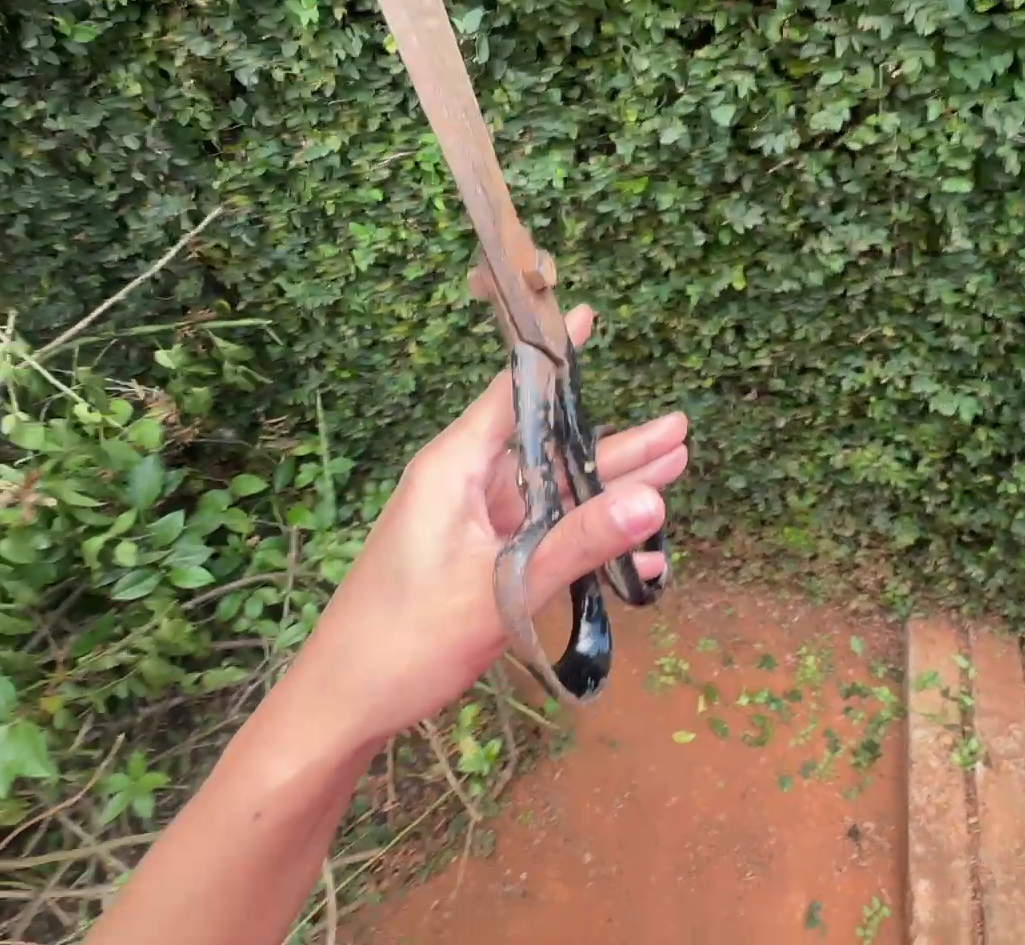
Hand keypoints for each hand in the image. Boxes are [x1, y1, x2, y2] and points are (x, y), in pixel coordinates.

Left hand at [286, 305, 687, 750]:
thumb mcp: (503, 586)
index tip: (591, 317)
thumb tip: (654, 498)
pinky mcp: (484, 561)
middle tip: (680, 430)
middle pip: (553, 450)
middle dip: (617, 444)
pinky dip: (589, 546)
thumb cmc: (408, 639)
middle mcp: (470, 485)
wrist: (345, 708)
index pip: (515, 392)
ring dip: (612, 492)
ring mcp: (478, 526)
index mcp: (457, 467)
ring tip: (675, 471)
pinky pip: (546, 539)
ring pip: (556, 496)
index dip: (556, 358)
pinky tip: (641, 561)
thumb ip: (579, 541)